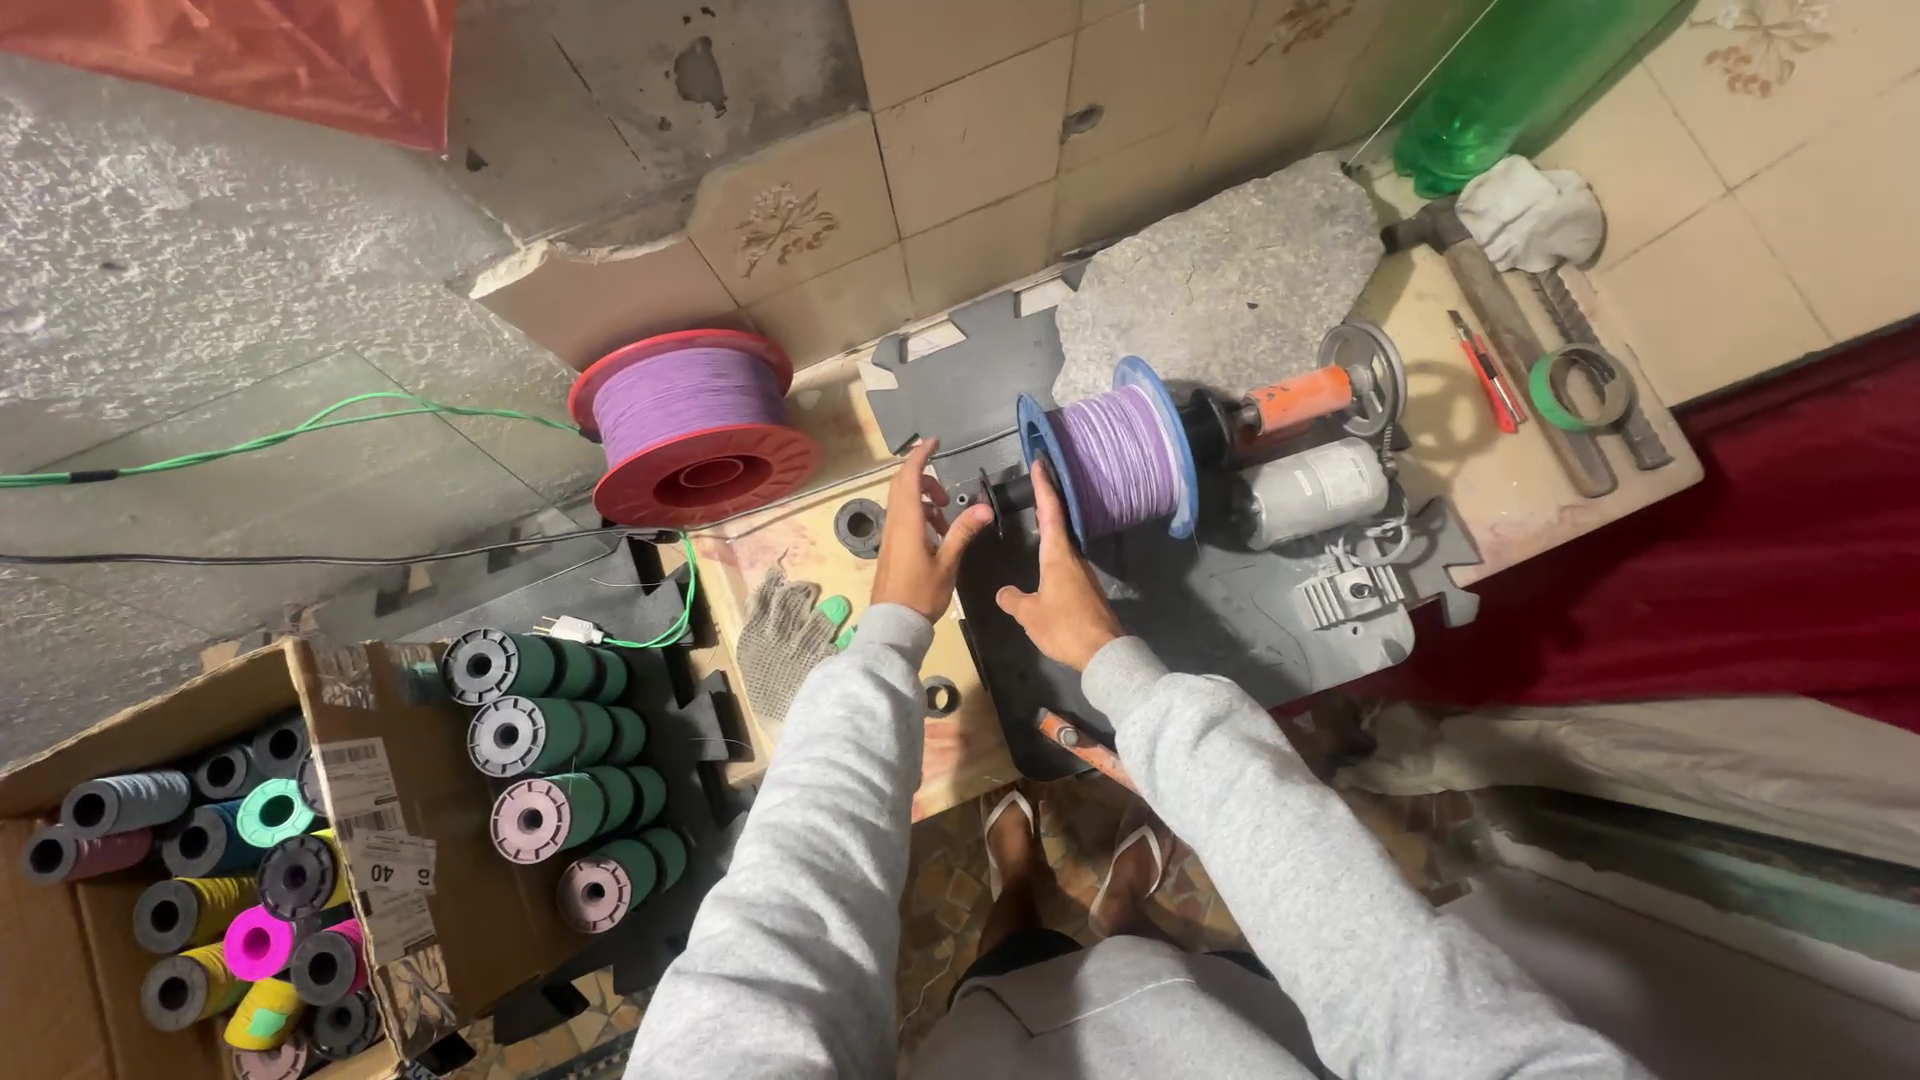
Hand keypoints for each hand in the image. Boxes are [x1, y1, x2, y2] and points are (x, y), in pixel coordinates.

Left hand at [871, 438, 992, 621]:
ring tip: (947, 522)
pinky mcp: (891, 546)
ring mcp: (890, 534)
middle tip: (947, 494)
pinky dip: (920, 516)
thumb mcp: (947, 563)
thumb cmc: (921, 594)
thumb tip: (984, 507)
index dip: (920, 455)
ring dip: (926, 501)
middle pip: (903, 485)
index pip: (909, 477)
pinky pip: (903, 518)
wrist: (894, 623)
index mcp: (907, 522)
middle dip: (926, 479)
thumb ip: (963, 532)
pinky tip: (937, 537)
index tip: (934, 442)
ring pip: (903, 502)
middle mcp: (894, 522)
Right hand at [995, 459, 1123, 670]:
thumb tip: (1004, 593)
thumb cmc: (1064, 626)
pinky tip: (1046, 561)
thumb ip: (1014, 600)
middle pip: (1059, 523)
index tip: (1040, 464)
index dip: (1044, 487)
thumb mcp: (1029, 614)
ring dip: (1052, 528)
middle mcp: (1073, 558)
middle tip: (1037, 484)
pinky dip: (1055, 552)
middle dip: (1048, 502)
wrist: (1102, 652)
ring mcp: (1083, 574)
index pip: (1050, 512)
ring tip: (1037, 518)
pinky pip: (1067, 563)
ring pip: (1064, 544)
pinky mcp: (1087, 590)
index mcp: (1058, 556)